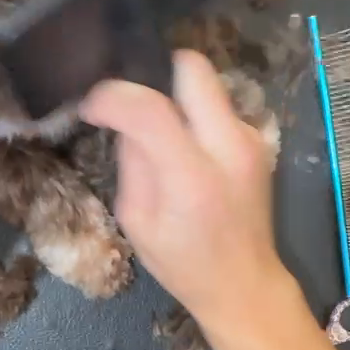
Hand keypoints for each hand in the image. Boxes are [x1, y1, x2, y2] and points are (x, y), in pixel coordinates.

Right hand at [81, 50, 285, 330]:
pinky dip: (194, 116)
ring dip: (175, 98)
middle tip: (132, 105)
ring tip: (158, 133)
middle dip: (154, 75)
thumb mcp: (137, 222)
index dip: (112, 96)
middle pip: (191, 67)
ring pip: (206, 83)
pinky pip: (217, 106)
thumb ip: (132, 166)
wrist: (244, 282)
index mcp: (190, 178)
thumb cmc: (182, 263)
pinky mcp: (257, 139)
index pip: (149, 109)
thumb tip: (126, 126)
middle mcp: (228, 146)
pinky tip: (184, 149)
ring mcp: (250, 138)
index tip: (91, 107)